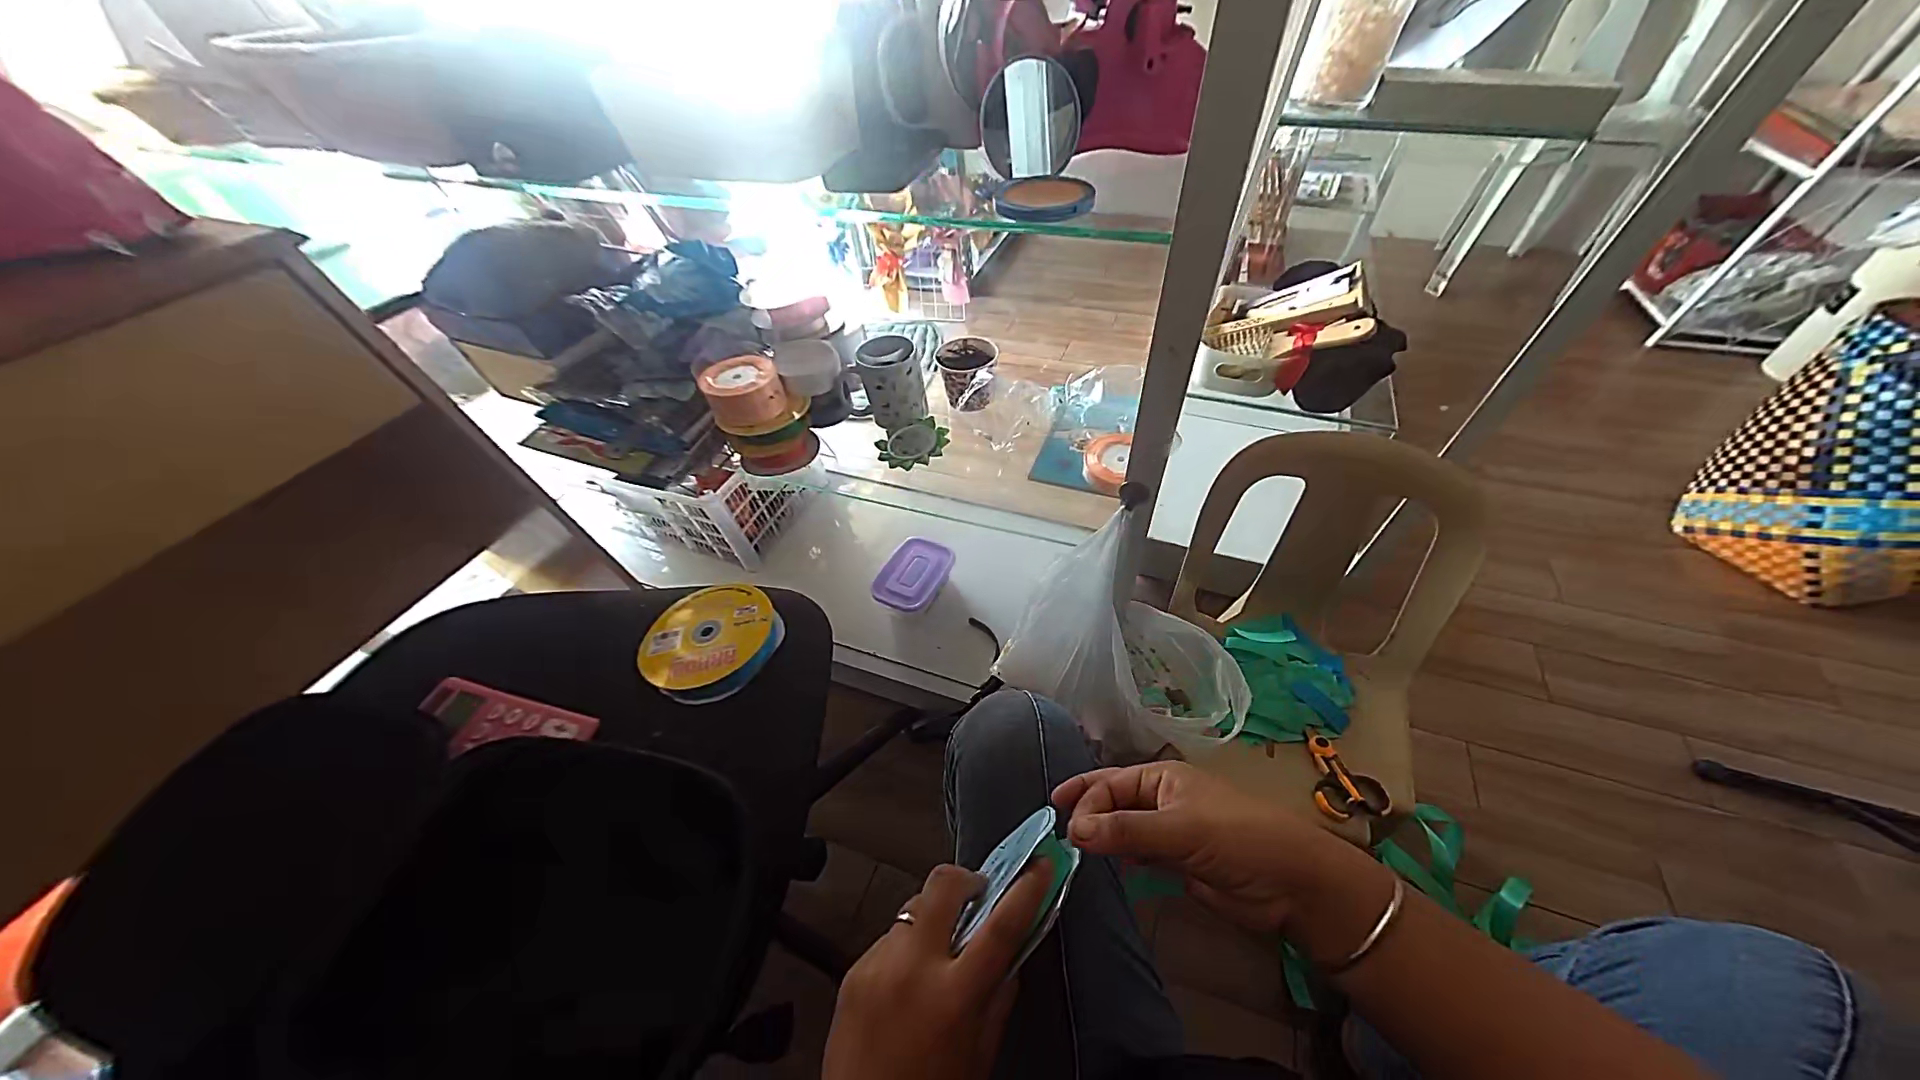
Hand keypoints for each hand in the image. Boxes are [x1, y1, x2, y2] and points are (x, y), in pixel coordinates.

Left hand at [823, 861, 1050, 1079]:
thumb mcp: (979, 1052)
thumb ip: (999, 996)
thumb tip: (1013, 949)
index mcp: (954, 997)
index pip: (1002, 925)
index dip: (1027, 888)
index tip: (1040, 866)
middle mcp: (913, 971)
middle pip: (943, 885)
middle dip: (965, 878)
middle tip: (978, 892)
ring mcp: (878, 965)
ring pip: (913, 907)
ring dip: (932, 918)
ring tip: (939, 950)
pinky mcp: (854, 970)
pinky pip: (888, 937)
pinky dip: (905, 946)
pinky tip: (908, 978)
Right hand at [1052, 761, 1387, 937]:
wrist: (1293, 885)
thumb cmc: (1237, 838)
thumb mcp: (1180, 829)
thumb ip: (1126, 830)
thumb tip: (1074, 830)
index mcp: (1162, 778)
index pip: (1111, 782)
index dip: (1085, 799)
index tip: (1067, 826)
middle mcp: (1162, 800)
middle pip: (1113, 802)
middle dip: (1087, 813)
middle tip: (1060, 834)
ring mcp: (1169, 831)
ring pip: (1123, 829)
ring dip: (1101, 837)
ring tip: (1074, 851)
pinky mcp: (1177, 863)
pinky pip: (1138, 854)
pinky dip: (1121, 858)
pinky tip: (1107, 865)